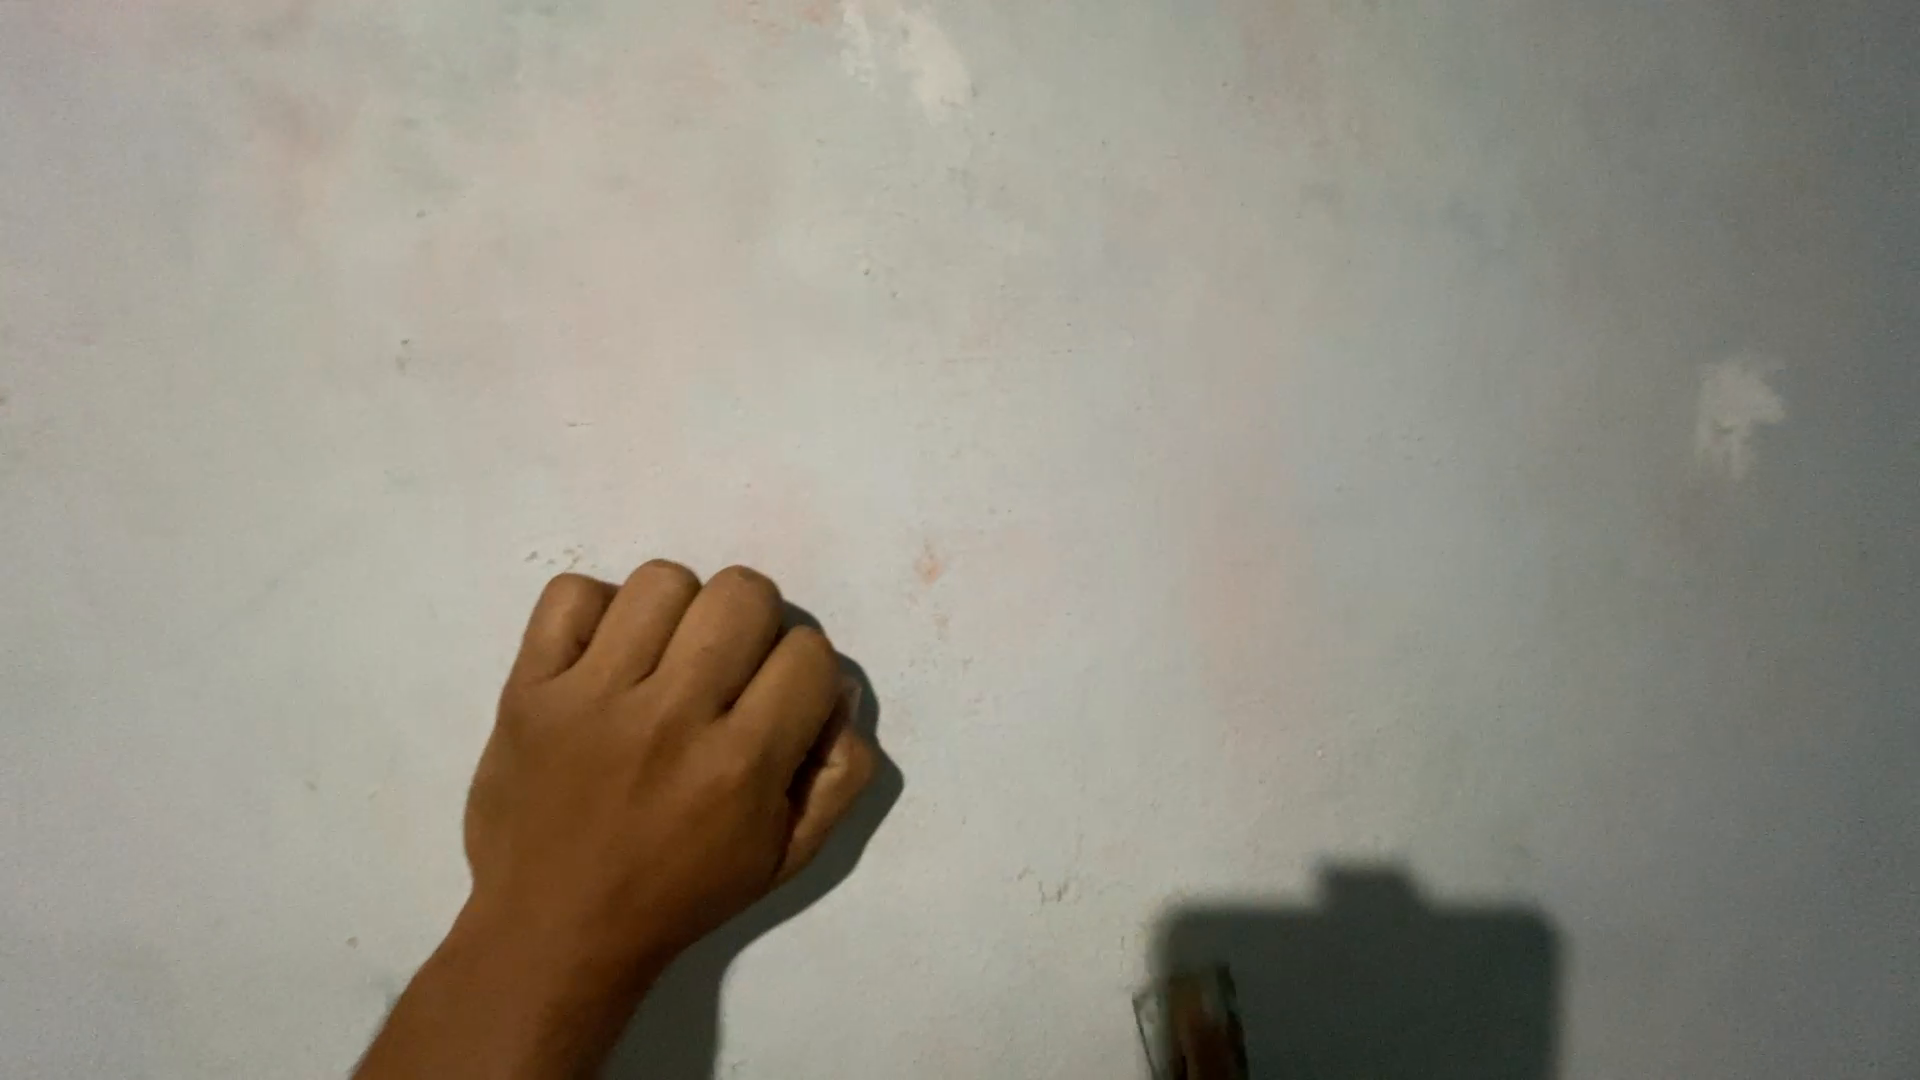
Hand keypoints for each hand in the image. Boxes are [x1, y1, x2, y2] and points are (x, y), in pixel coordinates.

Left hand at [464, 561, 875, 987]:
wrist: (552, 933)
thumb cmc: (683, 892)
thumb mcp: (791, 854)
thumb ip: (843, 773)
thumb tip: (840, 690)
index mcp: (741, 764)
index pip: (810, 651)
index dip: (806, 668)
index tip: (779, 698)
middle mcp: (670, 719)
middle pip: (744, 593)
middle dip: (756, 622)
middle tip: (730, 667)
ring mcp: (591, 698)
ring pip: (663, 580)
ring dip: (682, 611)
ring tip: (666, 658)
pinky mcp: (527, 688)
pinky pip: (570, 593)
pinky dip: (596, 611)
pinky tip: (606, 656)